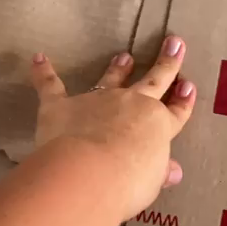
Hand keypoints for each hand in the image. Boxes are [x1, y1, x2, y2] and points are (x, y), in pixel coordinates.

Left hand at [29, 35, 195, 220]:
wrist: (90, 172)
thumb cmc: (129, 183)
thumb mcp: (152, 181)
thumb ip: (160, 171)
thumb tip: (174, 171)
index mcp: (157, 125)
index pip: (176, 111)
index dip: (183, 100)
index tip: (188, 85)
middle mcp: (132, 105)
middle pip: (154, 80)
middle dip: (167, 62)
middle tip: (174, 42)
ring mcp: (98, 101)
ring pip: (111, 80)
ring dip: (118, 69)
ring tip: (123, 56)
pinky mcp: (63, 105)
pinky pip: (51, 85)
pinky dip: (44, 72)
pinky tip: (38, 59)